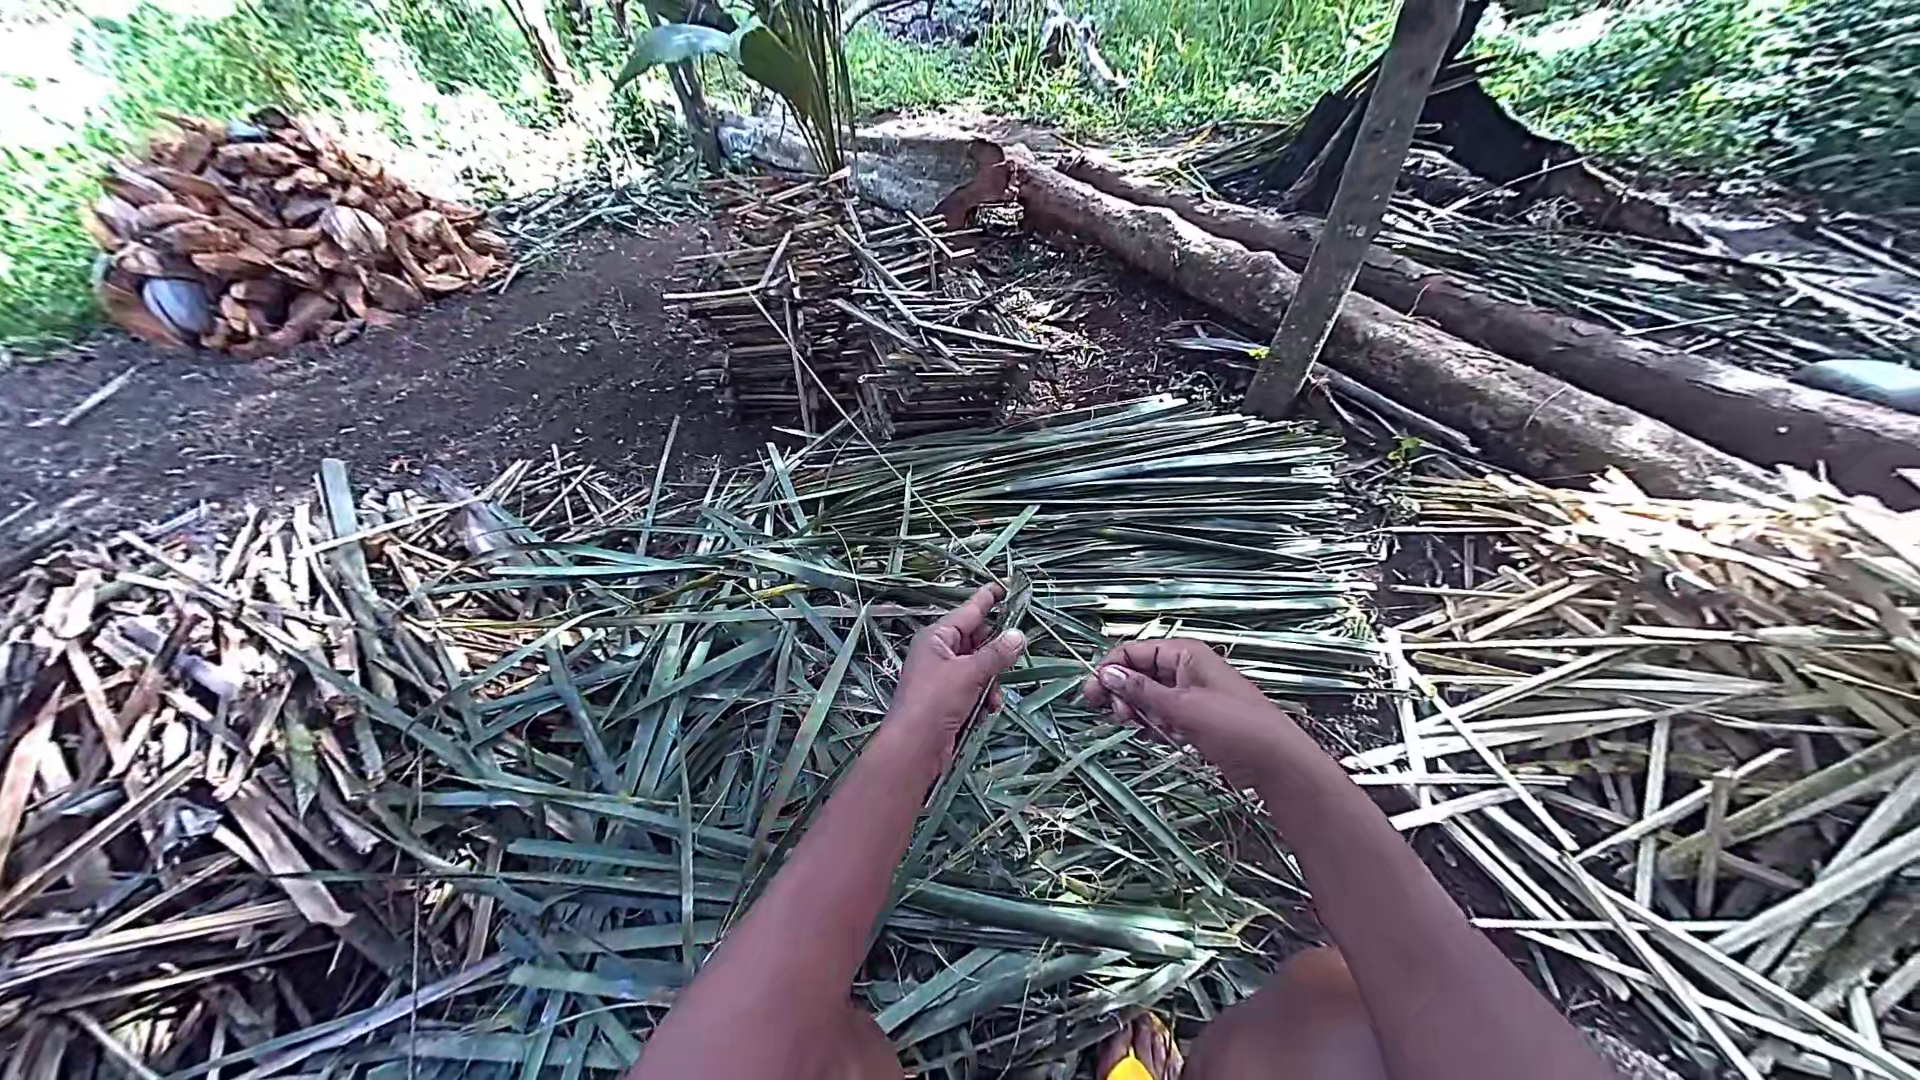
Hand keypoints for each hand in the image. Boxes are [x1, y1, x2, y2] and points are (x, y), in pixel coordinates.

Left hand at [888, 584, 1026, 761]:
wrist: (914, 748)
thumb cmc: (935, 701)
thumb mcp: (970, 673)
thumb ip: (997, 654)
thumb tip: (1018, 635)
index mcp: (936, 637)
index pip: (968, 611)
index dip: (987, 599)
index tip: (1004, 586)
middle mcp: (938, 653)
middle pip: (976, 641)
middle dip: (994, 652)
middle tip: (1012, 656)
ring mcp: (942, 677)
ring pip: (979, 668)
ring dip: (991, 680)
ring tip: (992, 697)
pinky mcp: (947, 700)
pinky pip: (974, 689)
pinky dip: (983, 697)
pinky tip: (985, 710)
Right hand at [1080, 638, 1312, 789]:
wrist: (1278, 764)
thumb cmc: (1237, 727)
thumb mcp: (1182, 707)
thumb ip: (1141, 690)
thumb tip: (1107, 673)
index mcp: (1184, 654)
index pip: (1133, 651)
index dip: (1111, 669)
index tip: (1095, 693)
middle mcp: (1184, 669)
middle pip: (1137, 672)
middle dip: (1121, 692)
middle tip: (1114, 714)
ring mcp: (1189, 693)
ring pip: (1146, 695)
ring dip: (1135, 710)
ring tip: (1136, 727)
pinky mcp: (1193, 717)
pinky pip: (1160, 713)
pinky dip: (1151, 723)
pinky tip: (1150, 736)